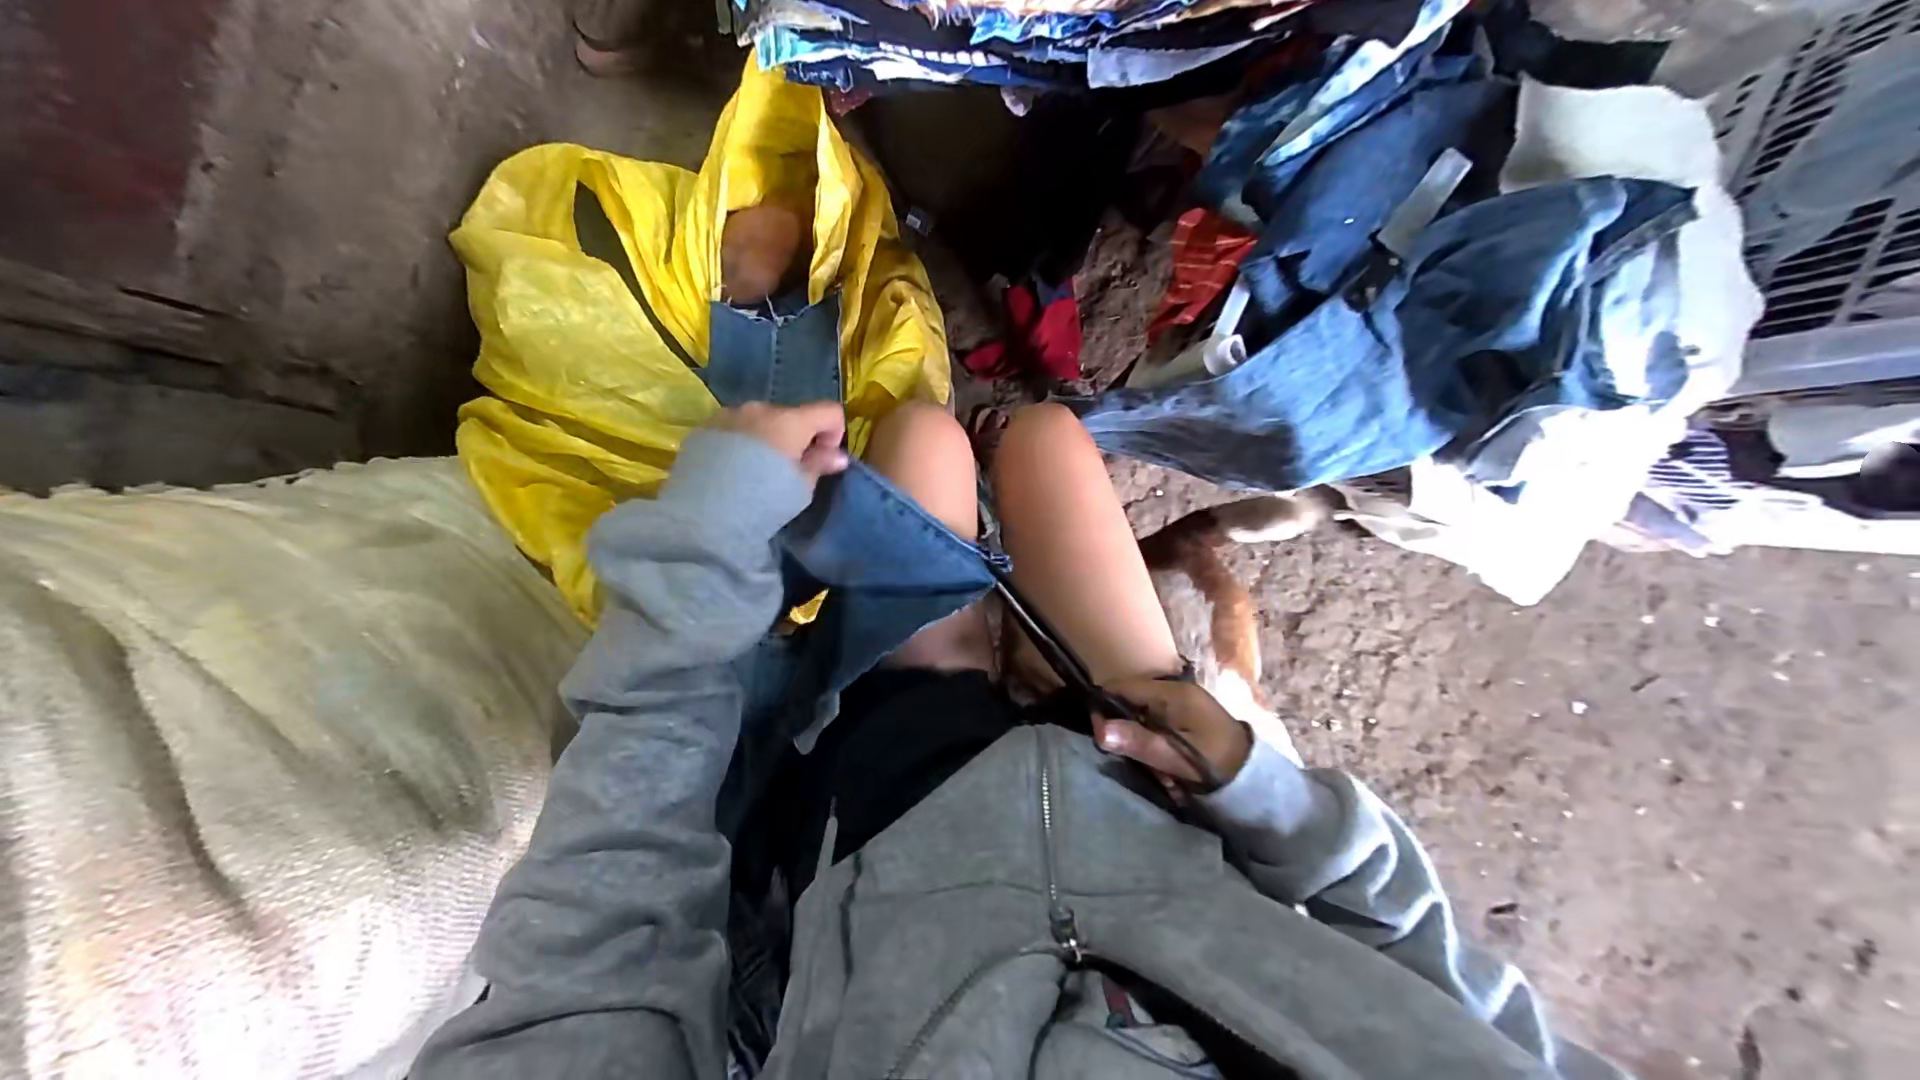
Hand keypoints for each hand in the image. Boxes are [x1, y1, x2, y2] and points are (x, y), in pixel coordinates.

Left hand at [712, 402, 849, 486]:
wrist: (704, 514)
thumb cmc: (764, 499)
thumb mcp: (800, 487)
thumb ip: (820, 464)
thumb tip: (838, 455)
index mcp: (790, 420)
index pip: (829, 411)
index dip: (834, 433)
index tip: (823, 459)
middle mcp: (760, 408)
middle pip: (792, 416)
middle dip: (797, 438)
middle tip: (789, 471)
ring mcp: (729, 414)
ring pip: (761, 421)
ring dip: (768, 439)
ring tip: (756, 472)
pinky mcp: (705, 428)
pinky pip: (735, 429)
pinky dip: (742, 442)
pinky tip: (733, 470)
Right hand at [1094, 678, 1252, 790]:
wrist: (1257, 779)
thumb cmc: (1217, 765)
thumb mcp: (1175, 757)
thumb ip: (1138, 742)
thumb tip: (1099, 730)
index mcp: (1172, 693)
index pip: (1121, 687)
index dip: (1105, 708)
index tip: (1101, 736)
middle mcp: (1175, 691)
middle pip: (1130, 702)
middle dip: (1127, 732)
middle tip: (1137, 761)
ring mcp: (1182, 703)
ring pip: (1141, 716)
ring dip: (1142, 743)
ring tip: (1158, 770)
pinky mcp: (1187, 716)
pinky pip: (1156, 724)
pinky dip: (1155, 744)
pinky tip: (1166, 767)